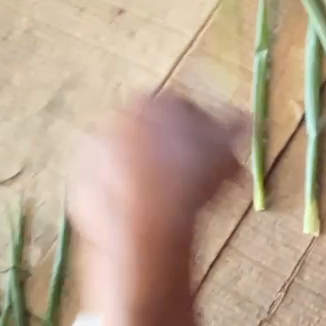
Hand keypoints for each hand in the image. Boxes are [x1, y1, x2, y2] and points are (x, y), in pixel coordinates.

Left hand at [69, 94, 242, 312]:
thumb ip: (235, 127)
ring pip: (135, 157)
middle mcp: (115, 121)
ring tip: (184, 196)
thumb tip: (244, 118)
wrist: (145, 222)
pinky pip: (114, 182)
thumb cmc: (190, 179)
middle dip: (179, 148)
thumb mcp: (226, 149)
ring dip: (158, 170)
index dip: (205, 126)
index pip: (182, 105)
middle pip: (154, 130)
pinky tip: (157, 208)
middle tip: (203, 172)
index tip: (219, 146)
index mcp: (149, 103)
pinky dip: (134, 191)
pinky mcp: (80, 183)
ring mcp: (93, 153)